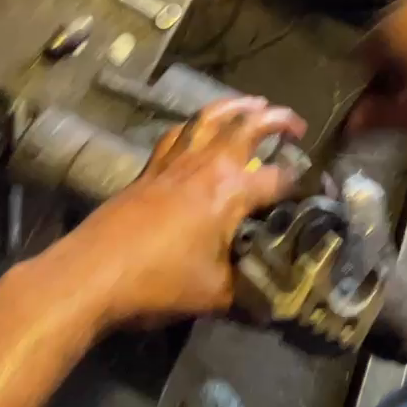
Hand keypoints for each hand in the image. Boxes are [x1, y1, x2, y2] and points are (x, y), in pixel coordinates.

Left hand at [51, 97, 305, 327]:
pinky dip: (196, 123)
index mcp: (233, 191)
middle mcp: (209, 165)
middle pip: (249, 127)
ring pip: (211, 118)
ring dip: (237, 106)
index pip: (279, 178)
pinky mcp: (151, 168)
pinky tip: (199, 127)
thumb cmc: (160, 282)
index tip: (313, 186)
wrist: (93, 273)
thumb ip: (248, 291)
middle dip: (278, 119)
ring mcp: (177, 161)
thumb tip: (273, 303)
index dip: (300, 181)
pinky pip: (179, 133)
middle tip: (296, 123)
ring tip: (254, 102)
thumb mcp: (215, 295)